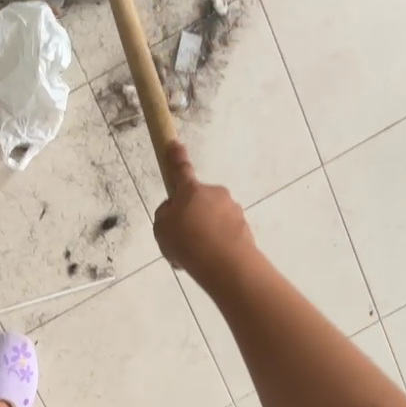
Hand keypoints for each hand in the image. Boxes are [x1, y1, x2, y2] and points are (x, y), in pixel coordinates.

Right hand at [153, 141, 253, 281]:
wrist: (223, 263)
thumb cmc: (186, 242)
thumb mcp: (161, 228)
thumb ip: (165, 215)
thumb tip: (174, 211)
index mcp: (191, 191)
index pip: (180, 170)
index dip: (175, 157)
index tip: (174, 143)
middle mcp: (214, 194)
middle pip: (198, 201)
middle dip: (192, 216)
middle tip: (182, 239)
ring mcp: (232, 210)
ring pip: (213, 219)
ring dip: (204, 233)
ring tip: (194, 256)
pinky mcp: (244, 227)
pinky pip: (224, 234)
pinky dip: (216, 245)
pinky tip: (209, 261)